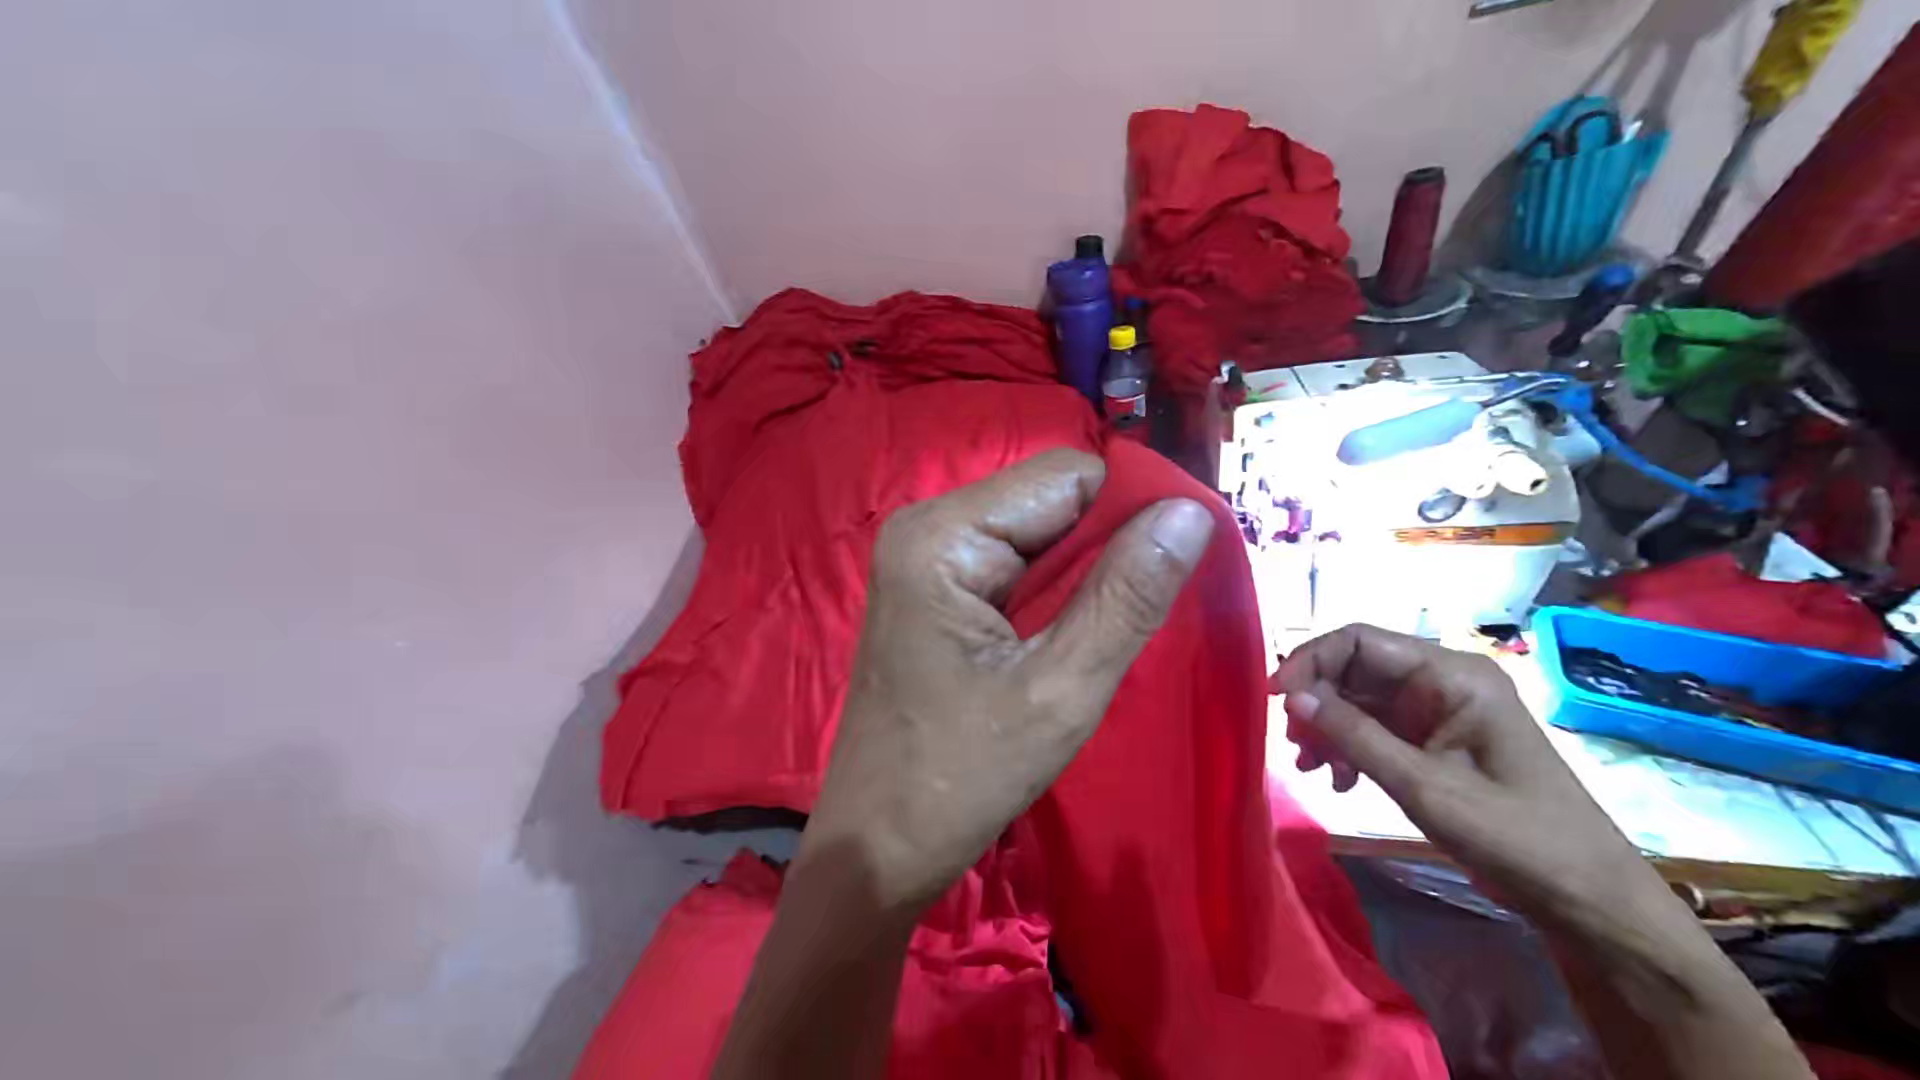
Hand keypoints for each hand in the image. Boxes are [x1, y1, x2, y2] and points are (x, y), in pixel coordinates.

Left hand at [801, 449, 1214, 910]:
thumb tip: (1191, 512)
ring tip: (1104, 633)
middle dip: (1108, 545)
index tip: (1181, 564)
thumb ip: (1127, 596)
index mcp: (942, 534)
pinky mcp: (935, 589)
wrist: (876, 844)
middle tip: (1143, 613)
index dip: (1133, 509)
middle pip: (1050, 500)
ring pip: (1039, 532)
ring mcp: (927, 556)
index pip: (1067, 477)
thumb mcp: (1060, 690)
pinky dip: (1055, 592)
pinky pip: (1016, 564)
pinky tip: (1067, 636)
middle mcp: (927, 525)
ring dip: (1085, 574)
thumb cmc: (960, 778)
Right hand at [1275, 624, 1650, 922]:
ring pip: (1357, 700)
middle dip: (1316, 703)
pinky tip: (1339, 781)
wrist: (1587, 899)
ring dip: (1327, 729)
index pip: (1358, 641)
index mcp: (1451, 674)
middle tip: (1293, 745)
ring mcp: (1437, 710)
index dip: (1309, 661)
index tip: (1275, 698)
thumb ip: (1352, 734)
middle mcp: (1442, 681)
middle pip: (1353, 670)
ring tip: (1311, 768)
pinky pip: (1372, 727)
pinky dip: (1348, 748)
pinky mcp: (1433, 739)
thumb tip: (1291, 696)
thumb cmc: (1514, 835)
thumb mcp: (1423, 784)